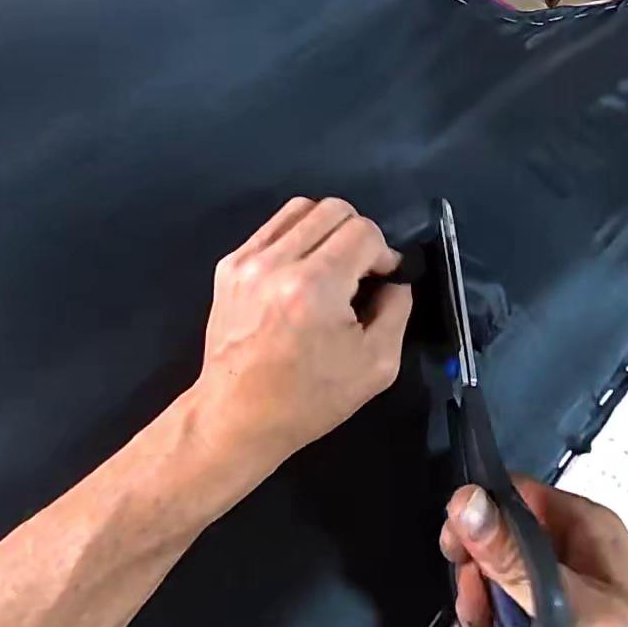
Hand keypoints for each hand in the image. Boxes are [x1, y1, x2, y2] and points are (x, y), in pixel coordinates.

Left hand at [192, 197, 412, 472]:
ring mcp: (247, 261)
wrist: (236, 419)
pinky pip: (275, 225)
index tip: (382, 279)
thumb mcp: (378, 364)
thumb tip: (394, 279)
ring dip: (328, 229)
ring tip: (331, 264)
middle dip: (359, 235)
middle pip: (335, 209)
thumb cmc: (310, 398)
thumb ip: (397, 310)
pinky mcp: (229, 265)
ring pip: (303, 207)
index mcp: (315, 287)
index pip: (364, 231)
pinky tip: (302, 269)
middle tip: (359, 271)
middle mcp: (277, 263)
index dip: (384, 252)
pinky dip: (299, 236)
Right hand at [439, 478, 627, 626]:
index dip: (479, 517)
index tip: (454, 553)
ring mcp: (566, 606)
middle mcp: (572, 559)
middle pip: (499, 552)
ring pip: (499, 601)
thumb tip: (466, 499)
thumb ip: (515, 561)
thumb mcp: (573, 614)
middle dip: (482, 594)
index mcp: (584, 531)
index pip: (516, 496)